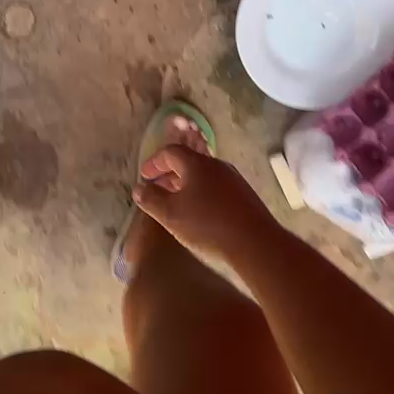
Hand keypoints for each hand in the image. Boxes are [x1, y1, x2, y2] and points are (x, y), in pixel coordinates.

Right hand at [130, 145, 279, 263]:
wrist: (254, 241)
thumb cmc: (207, 225)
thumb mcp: (171, 215)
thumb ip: (151, 199)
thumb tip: (139, 187)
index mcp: (196, 163)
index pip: (170, 152)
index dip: (154, 162)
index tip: (145, 177)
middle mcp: (216, 164)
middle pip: (188, 161)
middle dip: (169, 173)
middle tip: (157, 188)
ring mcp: (233, 178)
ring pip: (203, 174)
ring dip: (186, 184)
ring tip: (176, 202)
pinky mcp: (243, 194)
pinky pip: (216, 185)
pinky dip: (201, 192)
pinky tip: (200, 212)